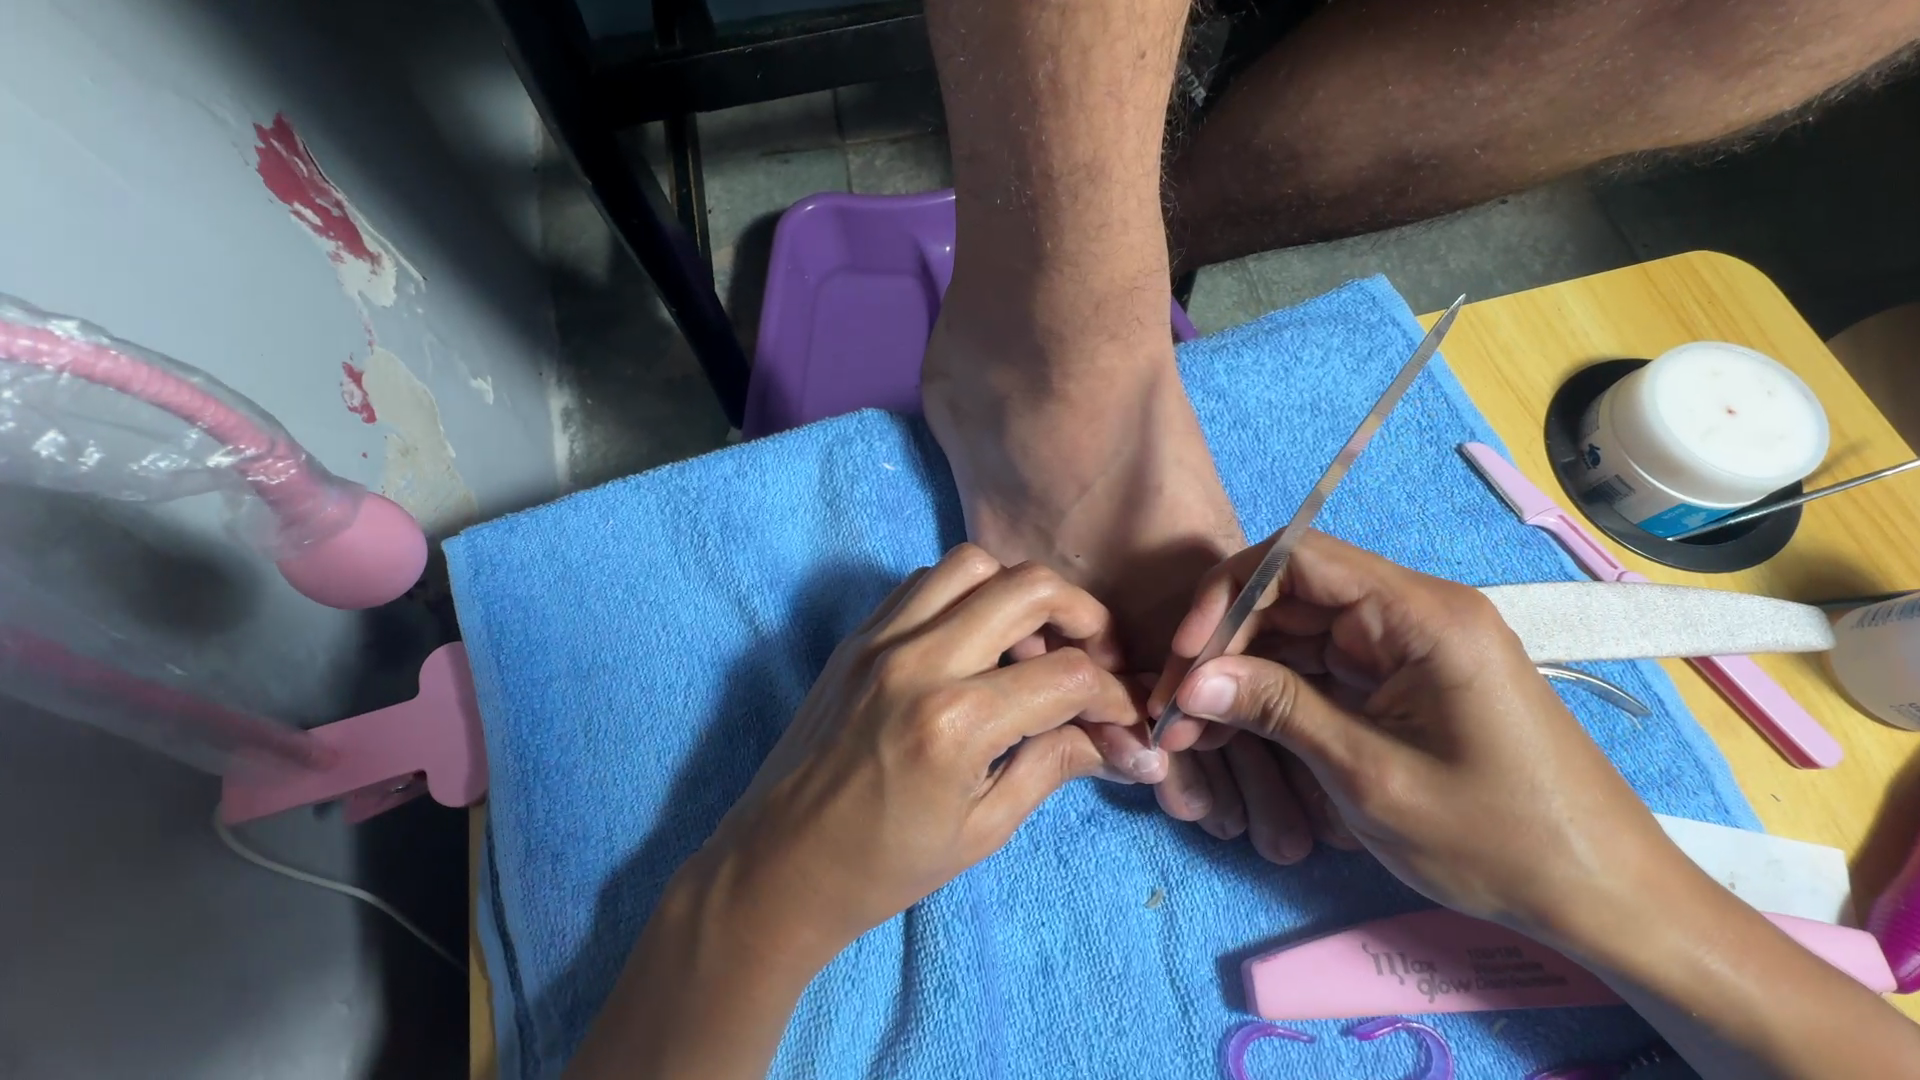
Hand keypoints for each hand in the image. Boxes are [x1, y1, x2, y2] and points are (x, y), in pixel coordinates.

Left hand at [701, 543, 1145, 952]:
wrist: (780, 864)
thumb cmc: (885, 865)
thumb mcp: (984, 828)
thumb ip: (1054, 765)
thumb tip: (1122, 742)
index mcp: (956, 723)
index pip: (1067, 676)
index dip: (1113, 694)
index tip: (1123, 716)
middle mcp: (919, 661)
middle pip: (1028, 587)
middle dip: (1083, 615)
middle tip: (1095, 654)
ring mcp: (880, 639)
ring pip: (972, 564)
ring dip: (1017, 591)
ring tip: (1030, 642)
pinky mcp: (856, 636)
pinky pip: (923, 582)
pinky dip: (964, 595)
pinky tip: (975, 641)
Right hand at [1154, 531, 1673, 927]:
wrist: (1607, 899)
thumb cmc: (1497, 838)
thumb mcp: (1369, 777)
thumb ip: (1278, 710)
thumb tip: (1192, 680)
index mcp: (1422, 615)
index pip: (1298, 558)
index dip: (1228, 595)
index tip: (1185, 654)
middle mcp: (1413, 613)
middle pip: (1291, 596)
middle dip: (1224, 645)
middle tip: (1174, 706)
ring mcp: (1407, 647)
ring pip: (1297, 635)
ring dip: (1241, 675)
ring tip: (1193, 729)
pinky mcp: (1402, 681)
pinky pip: (1321, 669)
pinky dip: (1273, 696)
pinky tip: (1234, 731)